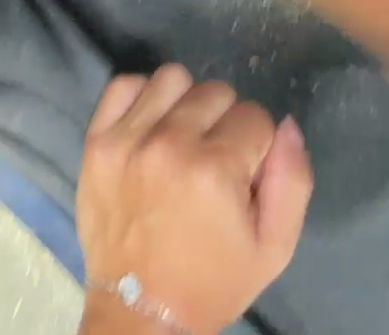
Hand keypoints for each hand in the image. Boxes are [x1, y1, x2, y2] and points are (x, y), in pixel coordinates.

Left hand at [78, 64, 314, 333]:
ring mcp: (127, 138)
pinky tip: (151, 125)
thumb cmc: (213, 280)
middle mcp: (169, 144)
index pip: (255, 116)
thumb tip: (285, 123)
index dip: (256, 145)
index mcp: (215, 171)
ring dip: (185, 102)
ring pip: (172, 77)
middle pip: (215, 92)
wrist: (140, 309)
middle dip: (224, 122)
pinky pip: (124, 84)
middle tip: (214, 159)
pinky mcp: (96, 139)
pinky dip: (142, 96)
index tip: (243, 174)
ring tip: (183, 137)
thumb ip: (292, 180)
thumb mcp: (274, 247)